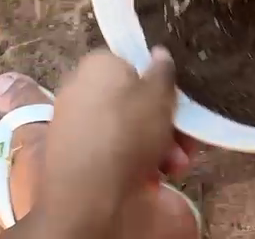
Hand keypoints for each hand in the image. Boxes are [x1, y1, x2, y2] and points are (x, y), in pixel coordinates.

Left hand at [19, 49, 197, 238]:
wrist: (85, 201)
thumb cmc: (127, 133)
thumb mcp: (160, 94)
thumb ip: (163, 71)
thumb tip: (158, 53)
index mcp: (97, 64)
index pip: (132, 61)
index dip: (157, 80)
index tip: (175, 99)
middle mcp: (79, 89)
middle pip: (131, 98)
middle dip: (162, 119)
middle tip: (183, 137)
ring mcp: (72, 126)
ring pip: (124, 127)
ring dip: (156, 143)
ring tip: (176, 163)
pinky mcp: (71, 158)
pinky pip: (110, 150)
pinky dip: (133, 161)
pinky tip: (155, 176)